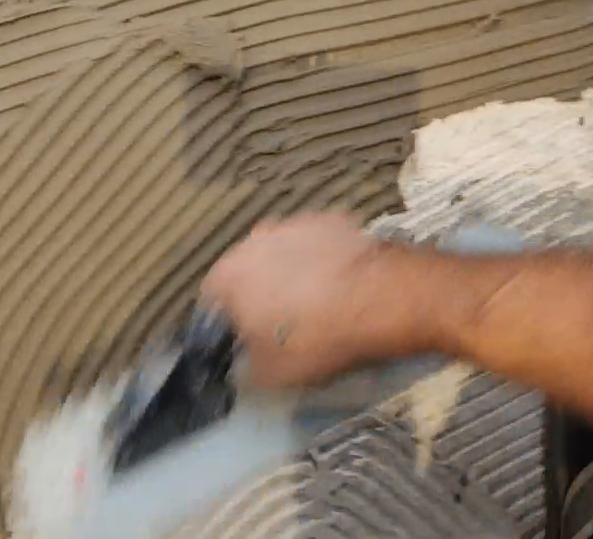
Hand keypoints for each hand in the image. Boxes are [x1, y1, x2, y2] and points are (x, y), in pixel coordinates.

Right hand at [201, 213, 409, 387]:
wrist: (382, 297)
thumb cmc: (317, 338)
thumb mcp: (270, 375)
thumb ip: (242, 370)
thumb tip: (240, 368)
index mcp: (230, 273)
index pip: (209, 298)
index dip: (223, 323)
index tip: (239, 340)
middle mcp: (257, 238)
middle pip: (246, 268)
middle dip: (255, 292)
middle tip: (275, 323)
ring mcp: (296, 222)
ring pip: (281, 251)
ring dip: (288, 272)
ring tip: (313, 303)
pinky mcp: (332, 218)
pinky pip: (316, 243)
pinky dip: (321, 259)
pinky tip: (339, 283)